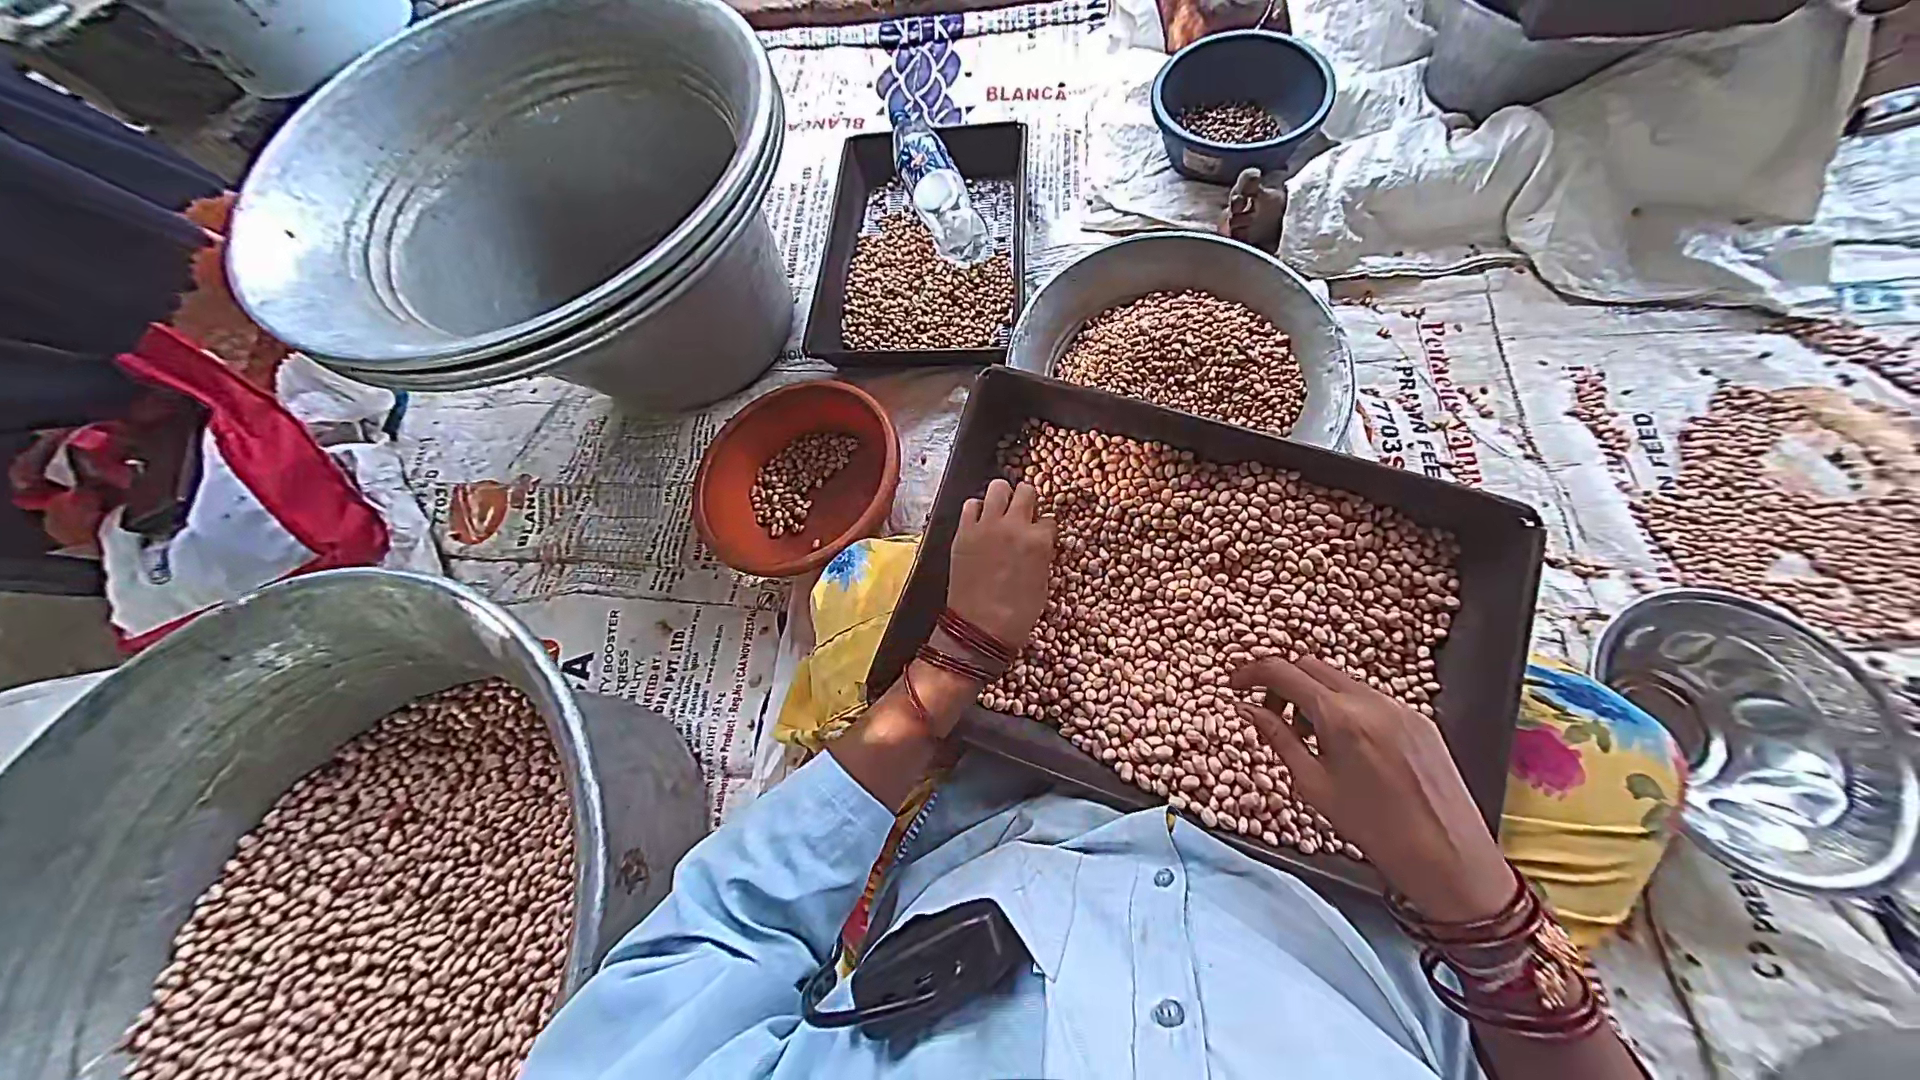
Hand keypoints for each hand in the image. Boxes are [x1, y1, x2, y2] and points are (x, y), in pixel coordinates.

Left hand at [948, 479, 1055, 650]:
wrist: (981, 627)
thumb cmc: (1018, 613)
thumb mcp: (1042, 582)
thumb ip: (1041, 554)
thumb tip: (1039, 542)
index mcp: (1038, 540)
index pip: (1049, 519)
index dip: (1045, 528)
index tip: (1041, 534)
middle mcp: (1014, 526)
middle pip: (1026, 491)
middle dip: (1027, 500)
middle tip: (1023, 513)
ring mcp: (986, 526)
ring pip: (997, 488)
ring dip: (1002, 497)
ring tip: (1001, 512)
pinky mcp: (963, 532)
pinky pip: (970, 505)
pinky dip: (977, 510)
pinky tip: (980, 522)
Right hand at [1231, 656, 1512, 921]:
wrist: (1451, 860)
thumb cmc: (1376, 829)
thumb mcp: (1312, 784)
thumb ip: (1277, 737)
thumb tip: (1247, 708)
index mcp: (1340, 717)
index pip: (1282, 671)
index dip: (1251, 672)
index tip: (1235, 685)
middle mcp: (1371, 701)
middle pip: (1309, 665)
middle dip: (1281, 682)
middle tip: (1268, 712)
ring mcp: (1400, 707)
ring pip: (1338, 679)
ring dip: (1311, 694)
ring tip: (1306, 735)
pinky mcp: (1419, 720)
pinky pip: (1367, 696)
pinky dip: (1342, 705)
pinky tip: (1340, 742)